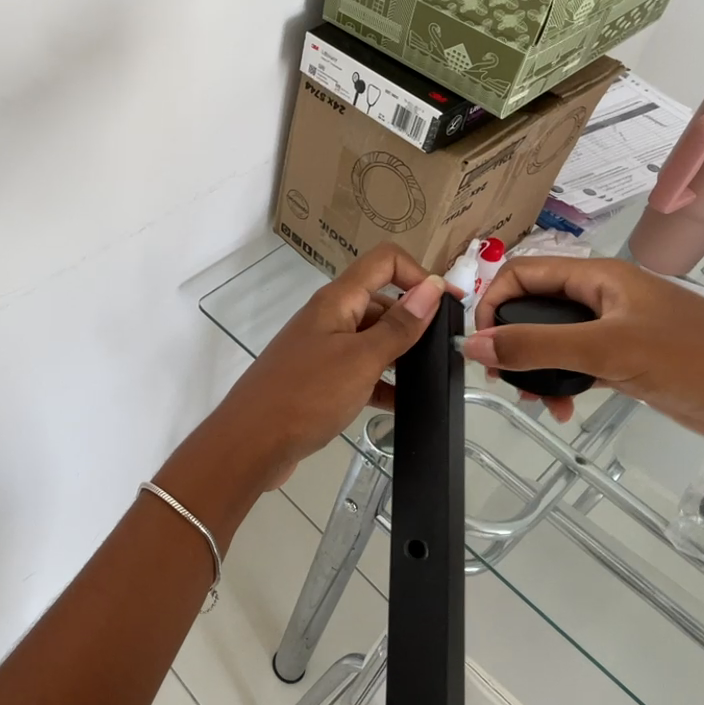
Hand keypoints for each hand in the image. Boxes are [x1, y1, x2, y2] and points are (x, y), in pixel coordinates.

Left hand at [208, 243, 450, 490]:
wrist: (252, 442)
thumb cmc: (306, 395)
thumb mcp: (361, 359)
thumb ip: (399, 326)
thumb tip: (431, 288)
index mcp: (336, 301)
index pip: (384, 262)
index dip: (420, 274)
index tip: (451, 304)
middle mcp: (329, 318)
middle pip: (381, 301)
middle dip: (415, 319)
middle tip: (449, 351)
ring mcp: (322, 350)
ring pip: (372, 339)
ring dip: (401, 354)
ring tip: (433, 380)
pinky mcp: (319, 381)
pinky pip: (359, 372)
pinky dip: (382, 383)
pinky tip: (402, 405)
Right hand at [463, 257, 703, 459]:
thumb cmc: (699, 364)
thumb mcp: (608, 351)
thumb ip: (536, 346)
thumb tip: (471, 344)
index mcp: (602, 277)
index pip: (523, 273)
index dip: (493, 302)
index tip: (482, 344)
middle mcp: (607, 298)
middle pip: (535, 307)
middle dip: (510, 340)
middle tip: (501, 378)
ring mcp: (621, 332)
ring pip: (555, 340)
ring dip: (534, 368)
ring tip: (532, 401)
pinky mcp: (634, 364)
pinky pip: (580, 366)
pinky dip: (562, 384)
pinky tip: (563, 410)